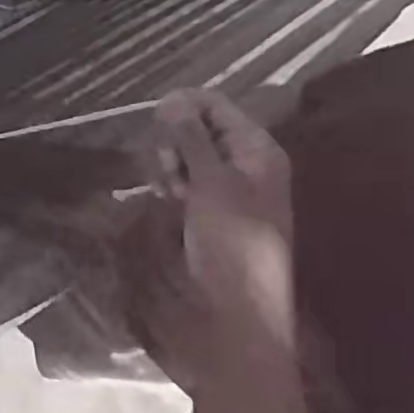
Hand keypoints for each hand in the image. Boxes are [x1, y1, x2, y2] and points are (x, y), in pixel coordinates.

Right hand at [153, 89, 294, 344]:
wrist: (240, 315)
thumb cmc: (232, 243)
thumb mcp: (211, 183)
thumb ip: (191, 136)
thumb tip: (172, 97)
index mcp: (256, 148)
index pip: (214, 103)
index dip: (183, 106)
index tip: (157, 124)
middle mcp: (245, 160)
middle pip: (197, 124)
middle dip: (175, 140)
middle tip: (171, 169)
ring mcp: (228, 184)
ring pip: (186, 151)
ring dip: (172, 164)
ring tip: (172, 192)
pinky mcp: (211, 205)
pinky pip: (186, 176)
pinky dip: (175, 183)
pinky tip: (172, 201)